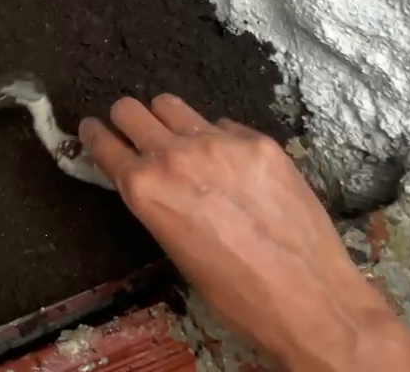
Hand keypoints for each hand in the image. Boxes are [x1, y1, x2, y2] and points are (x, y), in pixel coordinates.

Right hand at [81, 96, 409, 371]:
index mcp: (145, 189)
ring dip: (168, 120)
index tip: (94, 131)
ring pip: (169, 103)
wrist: (315, 306)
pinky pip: (222, 124)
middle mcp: (173, 157)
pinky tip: (236, 168)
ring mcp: (217, 143)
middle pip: (128, 108)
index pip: (101, 141)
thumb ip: (152, 200)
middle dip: (126, 121)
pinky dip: (219, 138)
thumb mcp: (173, 248)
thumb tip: (143, 175)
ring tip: (185, 143)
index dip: (93, 134)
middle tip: (138, 135)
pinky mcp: (256, 142)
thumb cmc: (237, 295)